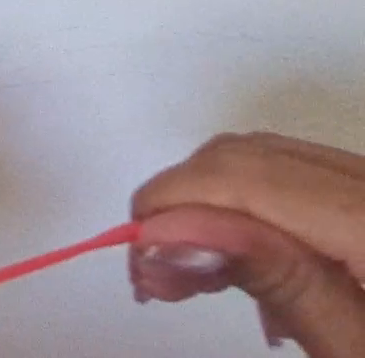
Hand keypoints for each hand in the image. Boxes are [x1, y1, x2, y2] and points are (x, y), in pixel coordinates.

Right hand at [131, 132, 364, 355]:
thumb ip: (279, 285)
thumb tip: (160, 232)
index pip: (245, 177)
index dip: (170, 206)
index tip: (138, 264)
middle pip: (248, 156)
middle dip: (182, 205)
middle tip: (157, 276)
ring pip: (267, 159)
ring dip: (211, 205)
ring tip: (196, 274)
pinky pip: (303, 175)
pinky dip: (255, 208)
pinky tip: (258, 266)